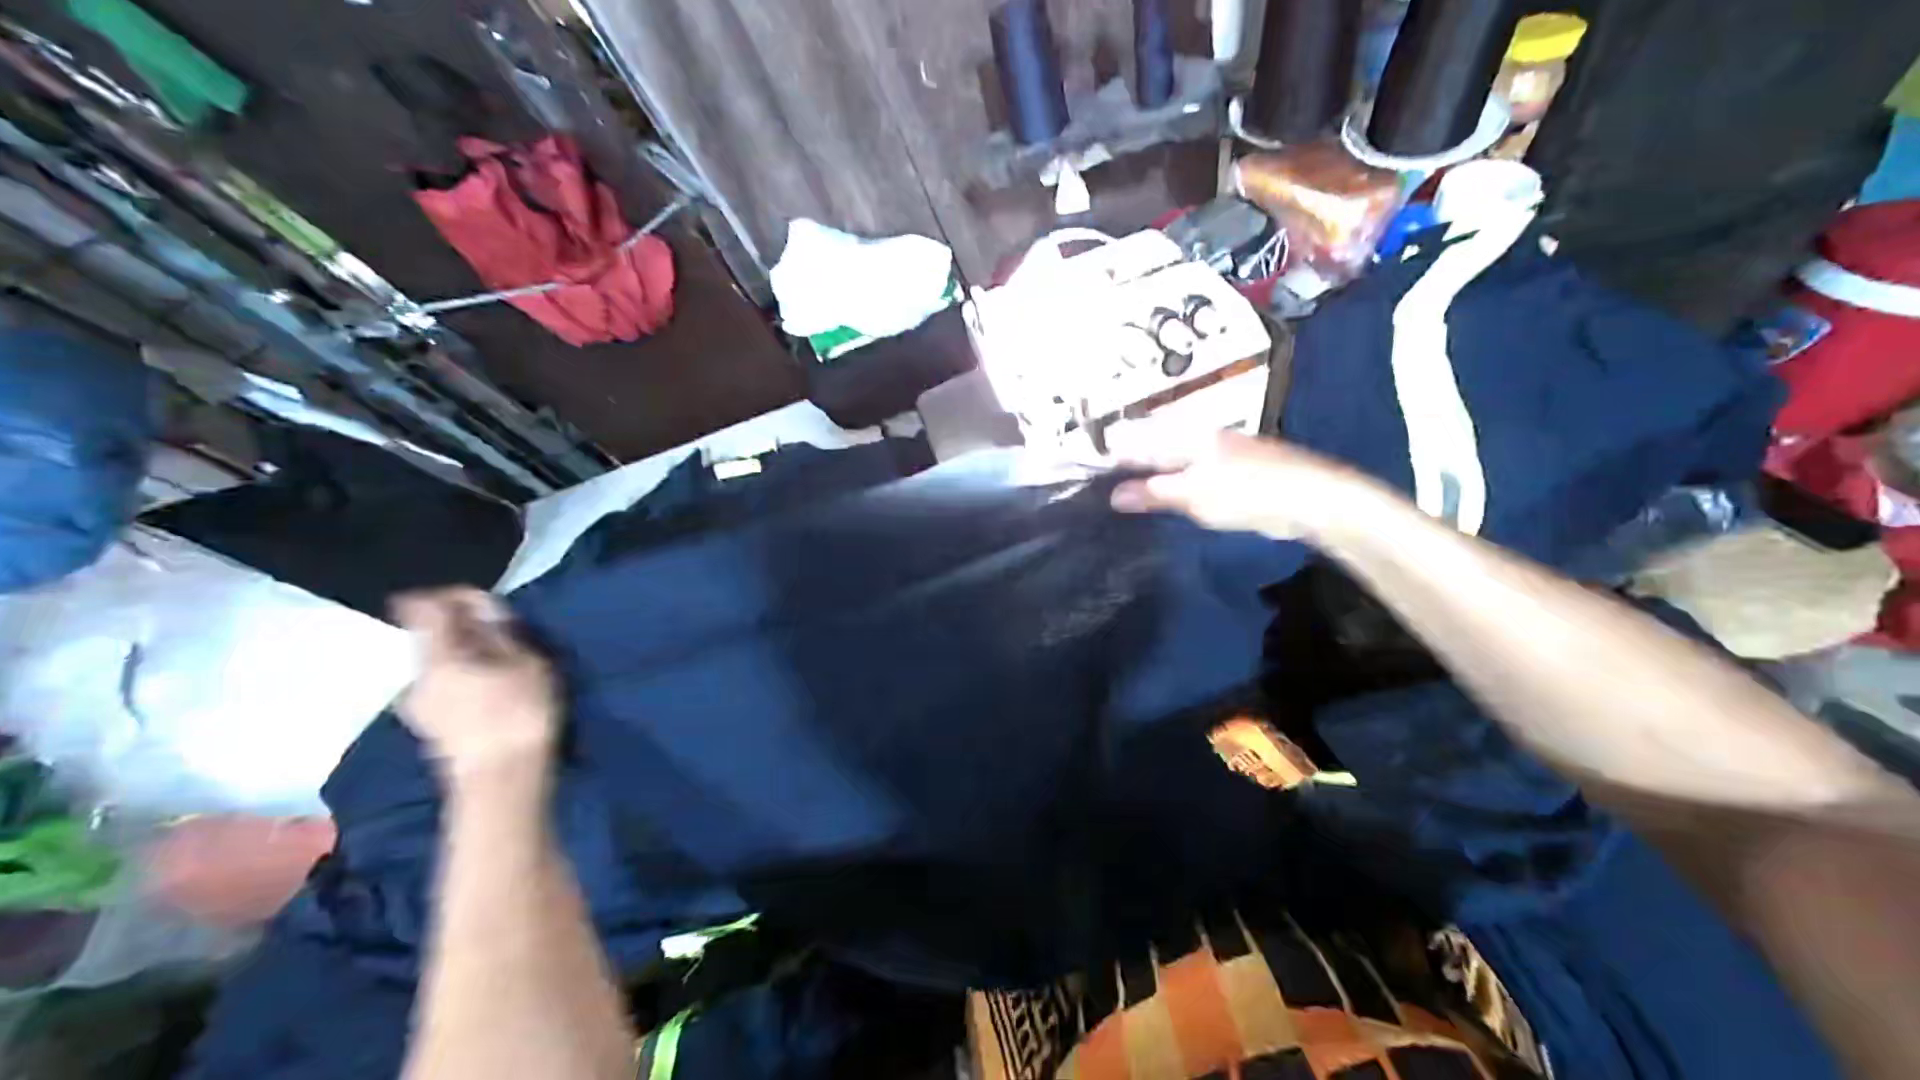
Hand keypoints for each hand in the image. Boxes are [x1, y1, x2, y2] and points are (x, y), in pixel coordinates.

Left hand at [392, 588, 559, 783]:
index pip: (423, 605)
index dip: (452, 596)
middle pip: (430, 635)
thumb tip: (482, 606)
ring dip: (464, 657)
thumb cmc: (520, 714)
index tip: (485, 603)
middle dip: (463, 630)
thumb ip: (501, 631)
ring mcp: (416, 705)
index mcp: (436, 656)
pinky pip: (441, 686)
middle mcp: (414, 676)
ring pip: (437, 663)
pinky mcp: (428, 727)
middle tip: (502, 637)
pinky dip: (463, 680)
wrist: (501, 783)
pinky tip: (490, 695)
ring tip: (501, 669)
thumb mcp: (527, 663)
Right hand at [1108, 430, 1389, 541]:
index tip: (1079, 469)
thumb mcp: (1194, 495)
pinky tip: (1156, 498)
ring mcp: (1213, 453)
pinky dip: (1165, 483)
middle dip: (1121, 462)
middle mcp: (1195, 437)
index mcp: (1184, 434)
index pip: (1133, 438)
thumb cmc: (1249, 491)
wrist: (1313, 498)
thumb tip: (1112, 496)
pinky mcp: (1226, 471)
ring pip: (1165, 459)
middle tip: (1092, 483)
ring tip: (1115, 491)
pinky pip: (1183, 473)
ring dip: (1142, 473)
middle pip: (1147, 445)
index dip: (1106, 453)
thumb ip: (1152, 493)